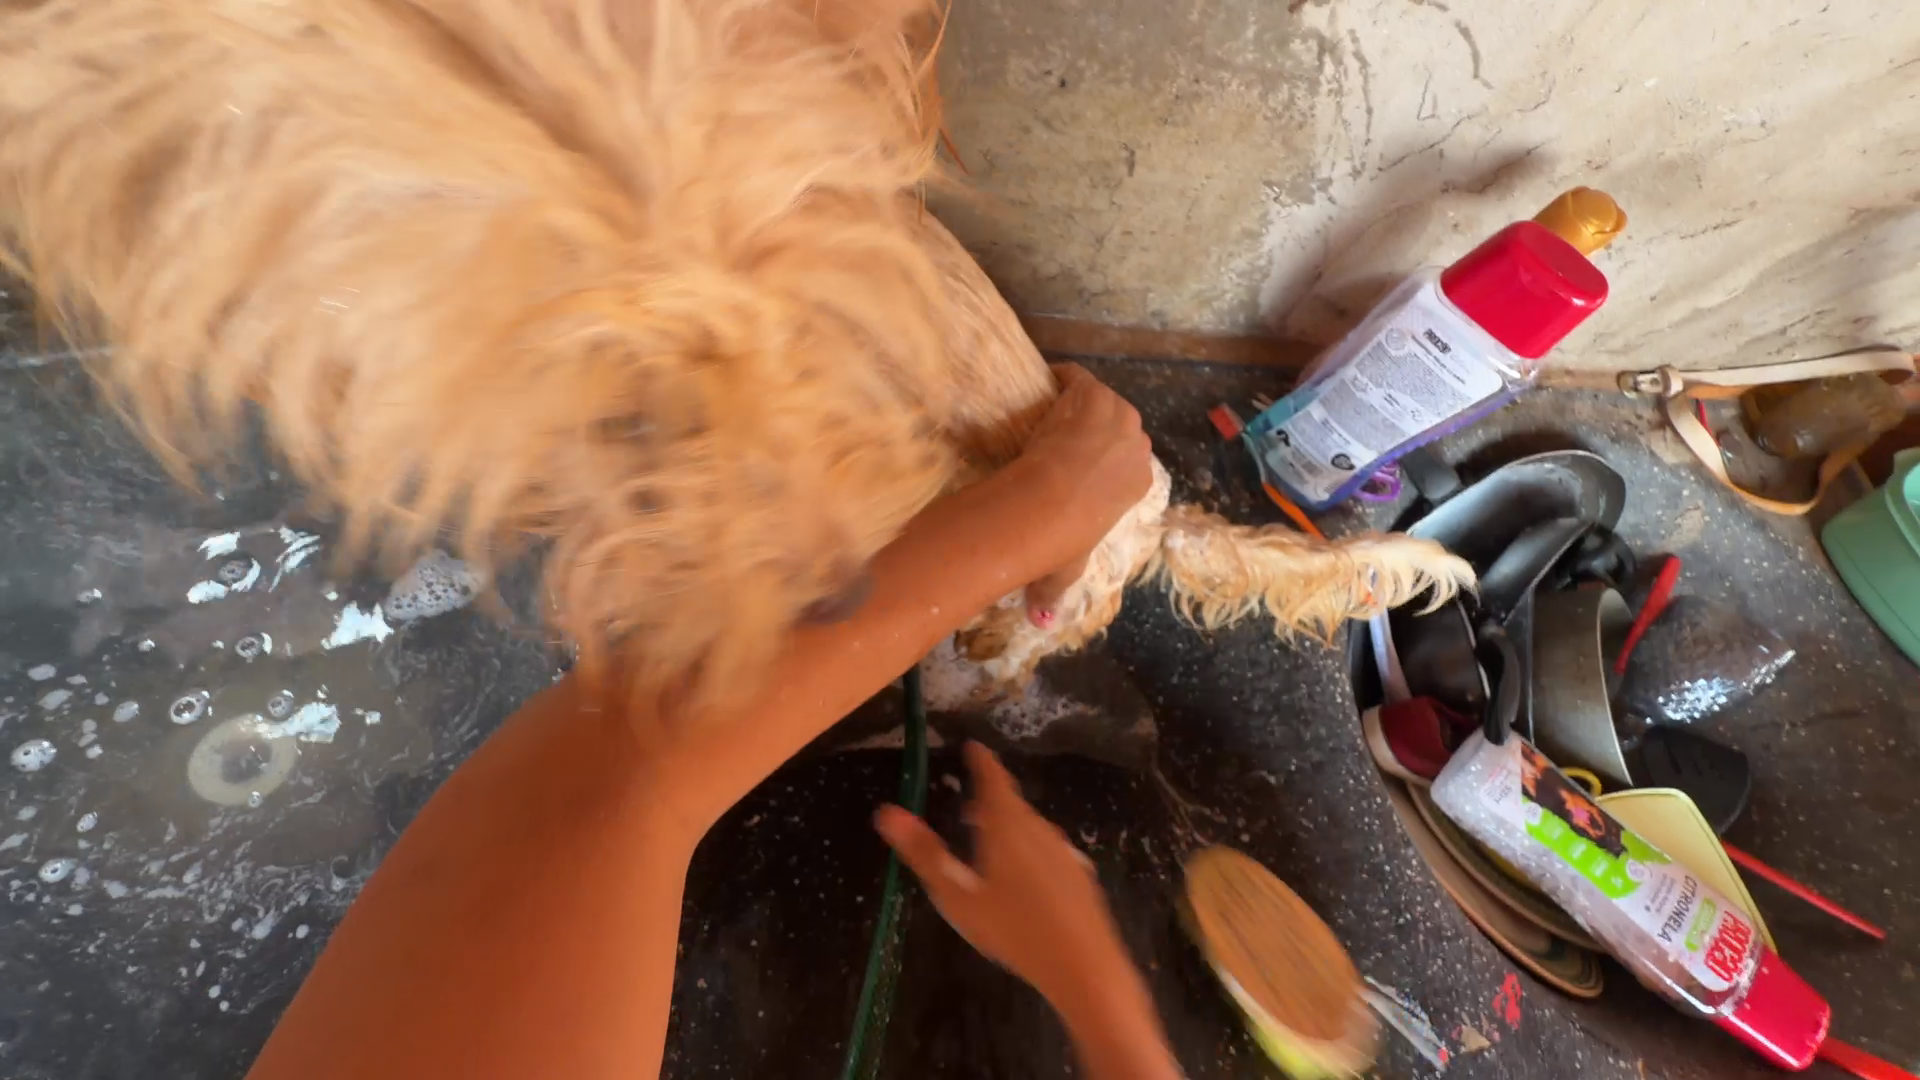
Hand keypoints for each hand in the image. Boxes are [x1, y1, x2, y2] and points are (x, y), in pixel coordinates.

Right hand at [874, 742, 1136, 1014]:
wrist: (1084, 967)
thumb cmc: (1013, 929)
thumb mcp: (958, 895)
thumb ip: (923, 852)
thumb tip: (886, 812)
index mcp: (1007, 825)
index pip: (993, 778)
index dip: (981, 760)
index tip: (973, 746)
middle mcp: (1038, 828)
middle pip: (1011, 803)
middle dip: (990, 798)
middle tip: (969, 804)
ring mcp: (1062, 851)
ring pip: (1030, 826)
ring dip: (1008, 824)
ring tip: (989, 838)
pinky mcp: (1078, 875)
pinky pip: (1046, 849)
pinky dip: (1028, 847)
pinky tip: (1023, 877)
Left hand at [1015, 364, 1153, 626]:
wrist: (1049, 501)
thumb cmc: (1064, 538)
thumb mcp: (1064, 571)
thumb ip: (1053, 595)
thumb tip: (1043, 624)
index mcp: (1139, 484)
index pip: (1130, 465)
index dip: (1104, 464)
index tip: (1078, 469)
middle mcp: (1137, 447)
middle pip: (1122, 429)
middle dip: (1099, 431)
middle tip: (1064, 440)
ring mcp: (1118, 418)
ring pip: (1103, 401)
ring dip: (1082, 403)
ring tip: (1054, 411)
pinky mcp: (1093, 395)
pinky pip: (1079, 379)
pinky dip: (1064, 380)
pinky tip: (1046, 383)